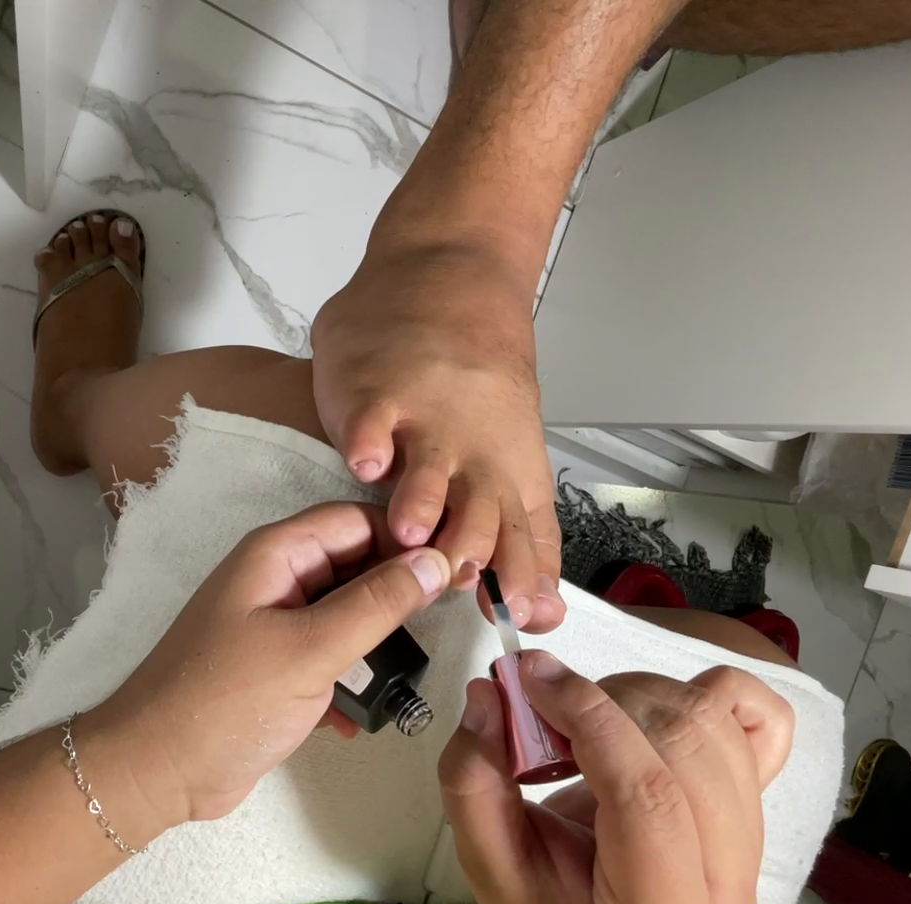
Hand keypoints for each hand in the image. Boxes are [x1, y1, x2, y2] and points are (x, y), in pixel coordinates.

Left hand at [90, 501, 450, 824]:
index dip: (408, 539)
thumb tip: (437, 561)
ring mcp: (276, 625)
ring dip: (376, 645)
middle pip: (355, 566)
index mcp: (277, 554)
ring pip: (347, 614)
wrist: (158, 772)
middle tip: (449, 622)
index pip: (357, 521)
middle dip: (399, 593)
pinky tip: (358, 716)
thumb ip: (377, 604)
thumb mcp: (309, 648)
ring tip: (406, 677)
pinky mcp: (278, 668)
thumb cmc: (228, 699)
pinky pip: (330, 656)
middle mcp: (278, 579)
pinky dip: (349, 679)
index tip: (459, 568)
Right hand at [312, 241, 563, 631]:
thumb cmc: (478, 380)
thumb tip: (545, 613)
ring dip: (421, 500)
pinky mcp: (377, 392)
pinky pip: (371, 419)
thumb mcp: (516, 459)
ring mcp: (424, 419)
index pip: (519, 542)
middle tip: (456, 582)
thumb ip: (525, 535)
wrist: (450, 276)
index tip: (514, 620)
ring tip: (411, 529)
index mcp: (505, 474)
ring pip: (427, 469)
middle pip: (475, 514)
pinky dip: (368, 440)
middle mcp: (471, 454)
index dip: (517, 585)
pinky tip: (365, 462)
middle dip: (469, 551)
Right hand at [437, 652, 794, 903]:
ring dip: (634, 692)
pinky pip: (764, 716)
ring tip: (585, 717)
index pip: (647, 798)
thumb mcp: (487, 866)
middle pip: (685, 746)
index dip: (590, 718)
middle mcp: (728, 879)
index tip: (531, 675)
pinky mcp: (761, 797)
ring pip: (713, 720)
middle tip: (545, 707)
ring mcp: (755, 836)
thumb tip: (489, 692)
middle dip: (604, 700)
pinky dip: (708, 689)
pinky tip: (651, 709)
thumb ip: (472, 782)